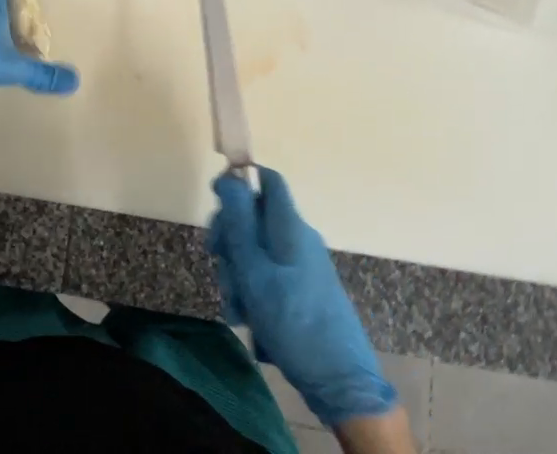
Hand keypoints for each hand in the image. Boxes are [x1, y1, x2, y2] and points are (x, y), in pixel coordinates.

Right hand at [210, 167, 397, 429]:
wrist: (340, 380)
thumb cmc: (292, 320)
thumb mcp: (254, 270)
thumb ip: (238, 222)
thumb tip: (228, 176)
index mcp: (290, 227)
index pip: (266, 180)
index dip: (238, 182)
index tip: (216, 205)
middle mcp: (297, 239)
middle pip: (253, 218)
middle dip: (229, 240)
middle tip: (219, 264)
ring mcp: (302, 266)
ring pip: (255, 252)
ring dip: (237, 274)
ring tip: (237, 308)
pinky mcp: (302, 290)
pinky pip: (268, 277)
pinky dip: (252, 292)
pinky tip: (248, 319)